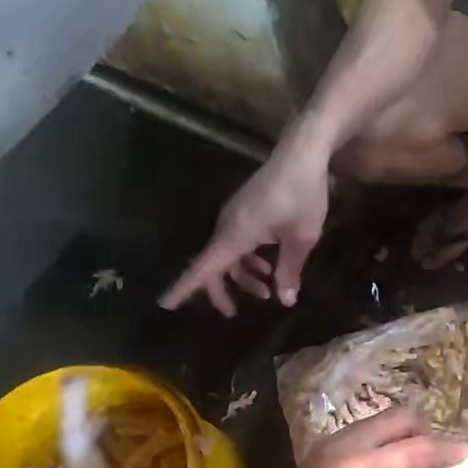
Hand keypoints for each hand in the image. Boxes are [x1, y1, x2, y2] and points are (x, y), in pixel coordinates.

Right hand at [160, 142, 330, 315]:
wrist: (301, 154)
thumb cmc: (303, 196)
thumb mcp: (302, 239)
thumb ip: (290, 270)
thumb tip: (284, 300)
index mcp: (235, 234)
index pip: (204, 267)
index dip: (185, 287)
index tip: (165, 305)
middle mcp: (228, 225)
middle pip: (214, 265)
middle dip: (222, 290)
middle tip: (234, 313)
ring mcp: (235, 216)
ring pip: (229, 254)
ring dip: (243, 275)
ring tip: (268, 291)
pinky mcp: (245, 210)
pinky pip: (238, 241)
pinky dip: (249, 258)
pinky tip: (270, 266)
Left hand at [228, 409, 467, 467]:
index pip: (421, 448)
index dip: (452, 452)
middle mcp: (345, 447)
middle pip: (402, 419)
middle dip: (429, 437)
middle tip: (445, 467)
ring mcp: (328, 446)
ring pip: (382, 422)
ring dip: (406, 438)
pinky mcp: (320, 454)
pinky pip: (364, 432)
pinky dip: (385, 443)